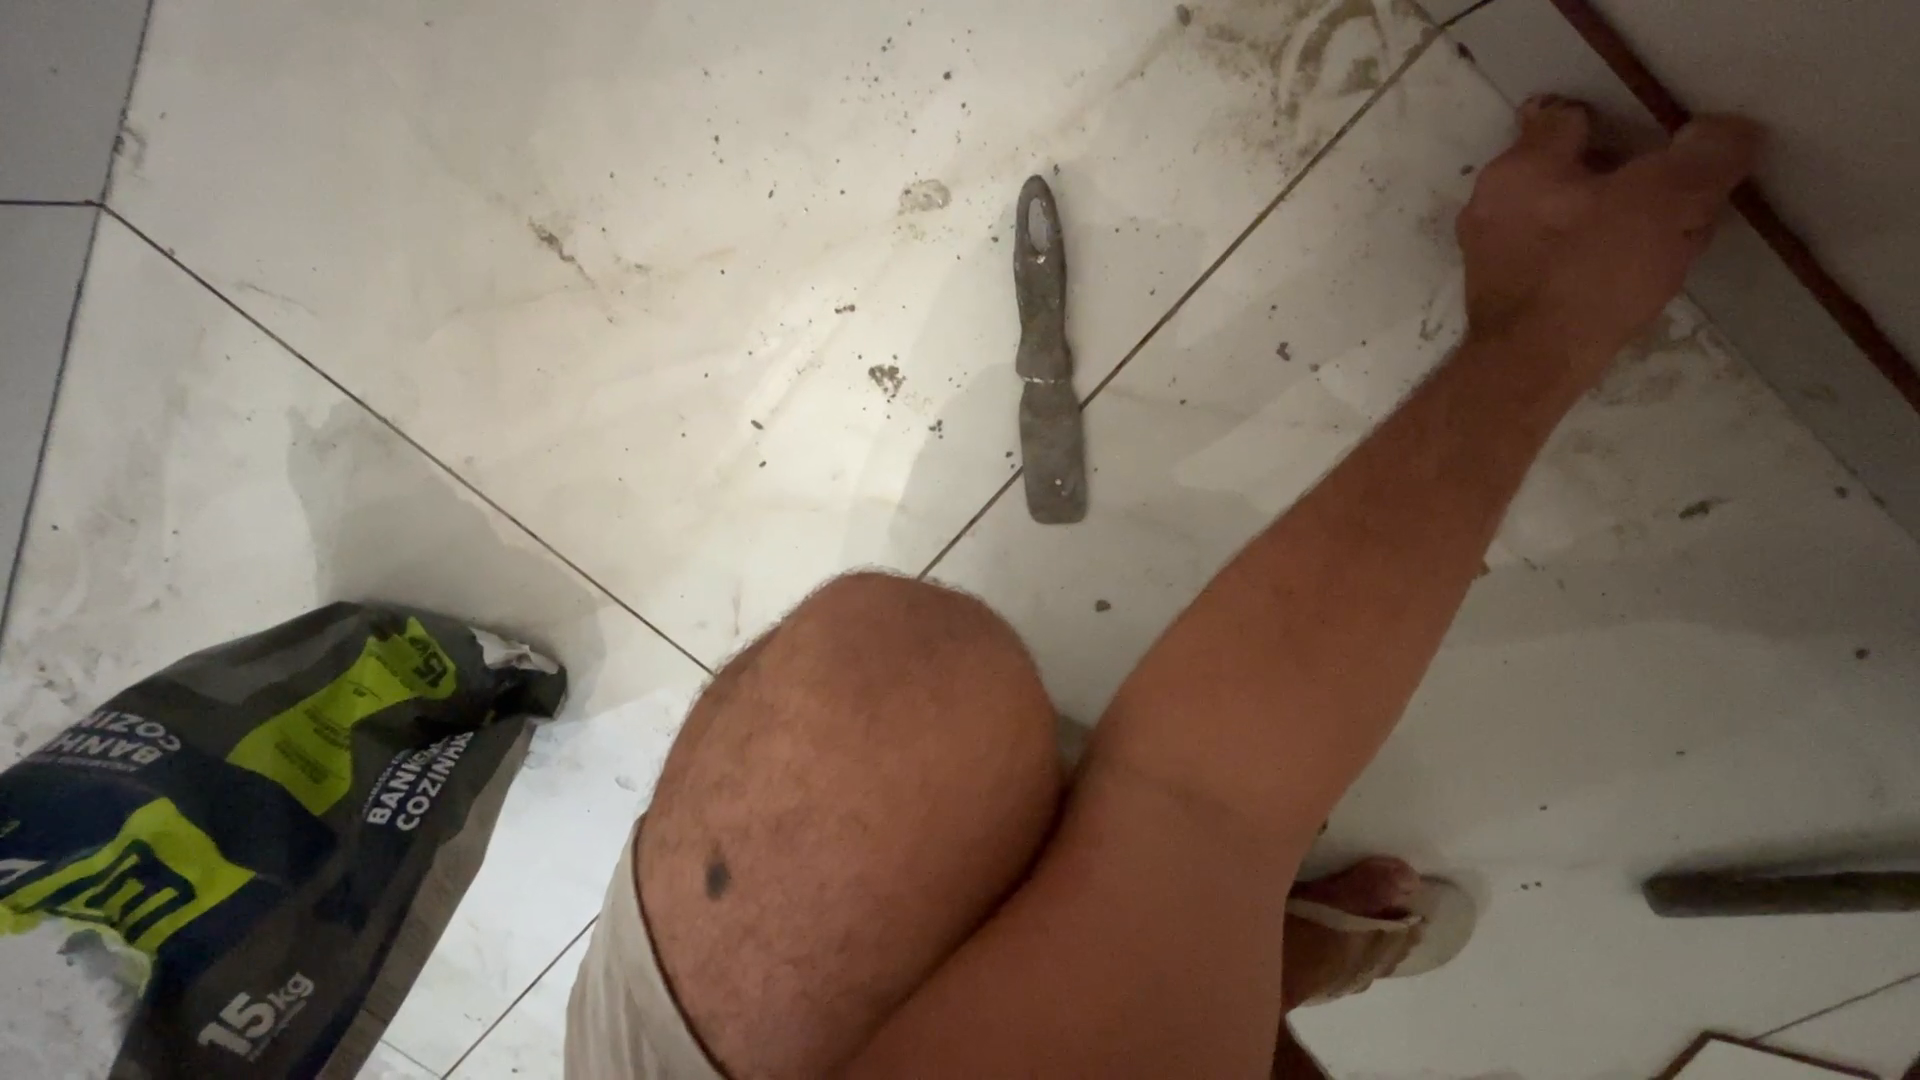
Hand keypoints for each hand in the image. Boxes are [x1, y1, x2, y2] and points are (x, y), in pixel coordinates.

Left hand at [1457, 96, 1762, 385]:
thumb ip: (1703, 155)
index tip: (1663, 145)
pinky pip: (1559, 255)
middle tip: (1679, 201)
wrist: (1531, 365)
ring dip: (1620, 222)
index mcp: (1517, 170)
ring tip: (1668, 243)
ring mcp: (1489, 251)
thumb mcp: (1667, 199)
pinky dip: (1596, 257)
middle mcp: (1489, 205)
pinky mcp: (1500, 289)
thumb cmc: (1590, 273)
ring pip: (1571, 216)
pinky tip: (1635, 276)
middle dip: (1631, 180)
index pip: (1572, 117)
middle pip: (1576, 171)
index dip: (1626, 122)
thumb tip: (1720, 134)